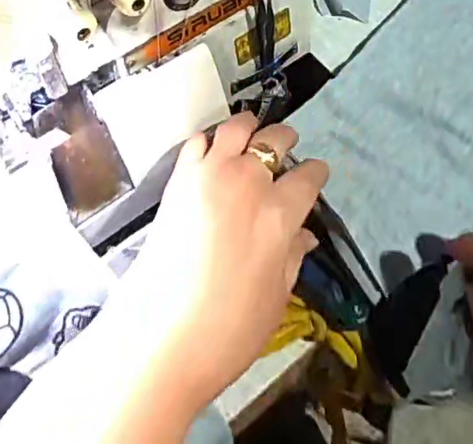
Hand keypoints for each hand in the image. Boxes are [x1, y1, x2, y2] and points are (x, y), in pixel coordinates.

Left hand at [0, 115, 328, 443]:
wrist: (156, 347)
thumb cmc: (228, 331)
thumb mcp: (277, 296)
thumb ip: (293, 255)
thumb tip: (304, 235)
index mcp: (279, 212)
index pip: (310, 174)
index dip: (316, 174)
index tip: (314, 177)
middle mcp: (248, 183)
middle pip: (275, 139)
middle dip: (286, 141)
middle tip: (286, 150)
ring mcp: (210, 176)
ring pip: (237, 126)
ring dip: (250, 129)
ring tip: (251, 140)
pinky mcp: (178, 181)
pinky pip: (198, 142)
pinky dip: (210, 142)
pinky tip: (213, 157)